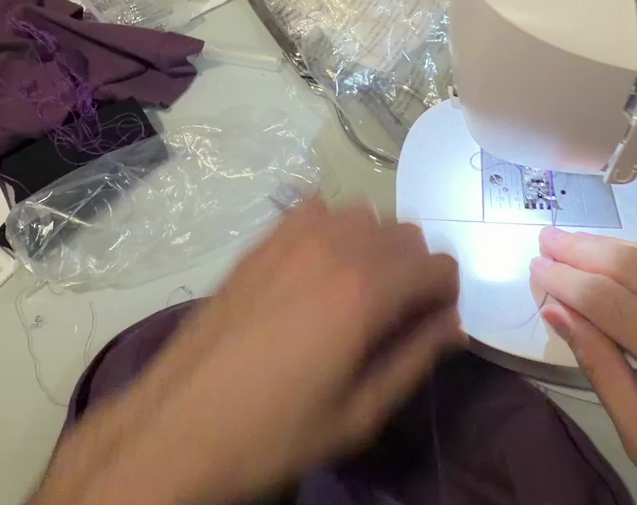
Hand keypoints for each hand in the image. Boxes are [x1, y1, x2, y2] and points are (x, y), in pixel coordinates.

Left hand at [32, 198, 461, 504]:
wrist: (182, 420)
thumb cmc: (276, 429)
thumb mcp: (359, 413)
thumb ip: (415, 358)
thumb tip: (454, 323)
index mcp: (366, 291)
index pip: (437, 264)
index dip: (445, 295)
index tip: (432, 324)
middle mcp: (336, 245)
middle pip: (405, 233)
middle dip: (415, 269)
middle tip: (397, 315)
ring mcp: (295, 234)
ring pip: (364, 213)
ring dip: (375, 244)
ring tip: (355, 290)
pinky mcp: (264, 237)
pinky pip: (319, 208)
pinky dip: (332, 227)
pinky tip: (316, 266)